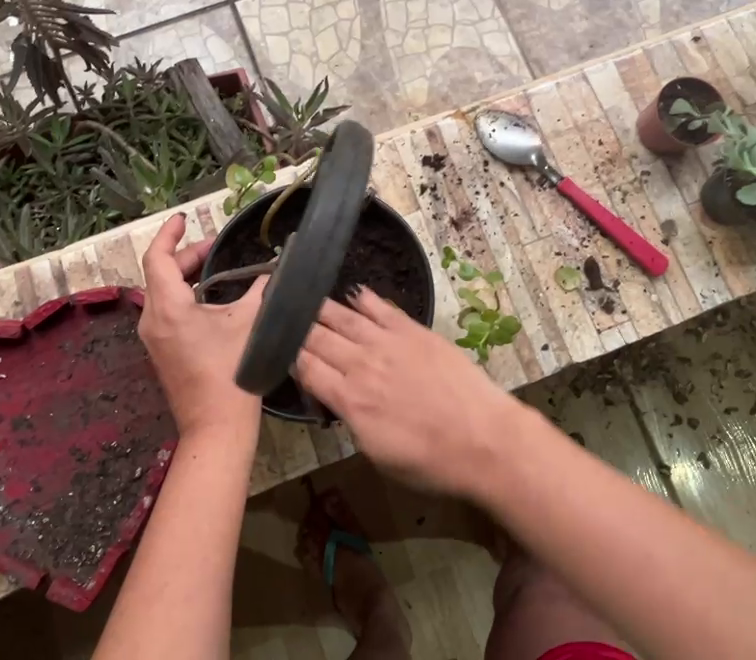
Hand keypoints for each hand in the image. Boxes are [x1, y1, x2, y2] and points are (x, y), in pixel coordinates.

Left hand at [140, 213, 265, 440]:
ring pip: (162, 292)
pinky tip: (210, 298)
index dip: (169, 234)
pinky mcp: (161, 350)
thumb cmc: (232, 371)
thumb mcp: (249, 323)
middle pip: (161, 272)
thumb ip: (260, 291)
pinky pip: (165, 309)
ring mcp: (154, 337)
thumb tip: (274, 270)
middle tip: (217, 247)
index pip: (157, 257)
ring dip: (185, 275)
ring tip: (215, 267)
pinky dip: (183, 294)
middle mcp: (153, 319)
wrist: (216, 425)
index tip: (183, 218)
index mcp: (168, 307)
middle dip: (187, 255)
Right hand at [294, 288, 524, 498]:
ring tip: (304, 295)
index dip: (286, 355)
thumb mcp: (377, 454)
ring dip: (322, 307)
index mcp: (349, 400)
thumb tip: (337, 398)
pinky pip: (382, 309)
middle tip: (278, 312)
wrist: (483, 440)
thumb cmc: (430, 462)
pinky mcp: (414, 331)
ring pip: (345, 318)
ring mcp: (389, 343)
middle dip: (296, 326)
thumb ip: (351, 419)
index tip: (273, 344)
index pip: (306, 369)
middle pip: (318, 338)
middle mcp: (362, 365)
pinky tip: (353, 292)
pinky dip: (364, 299)